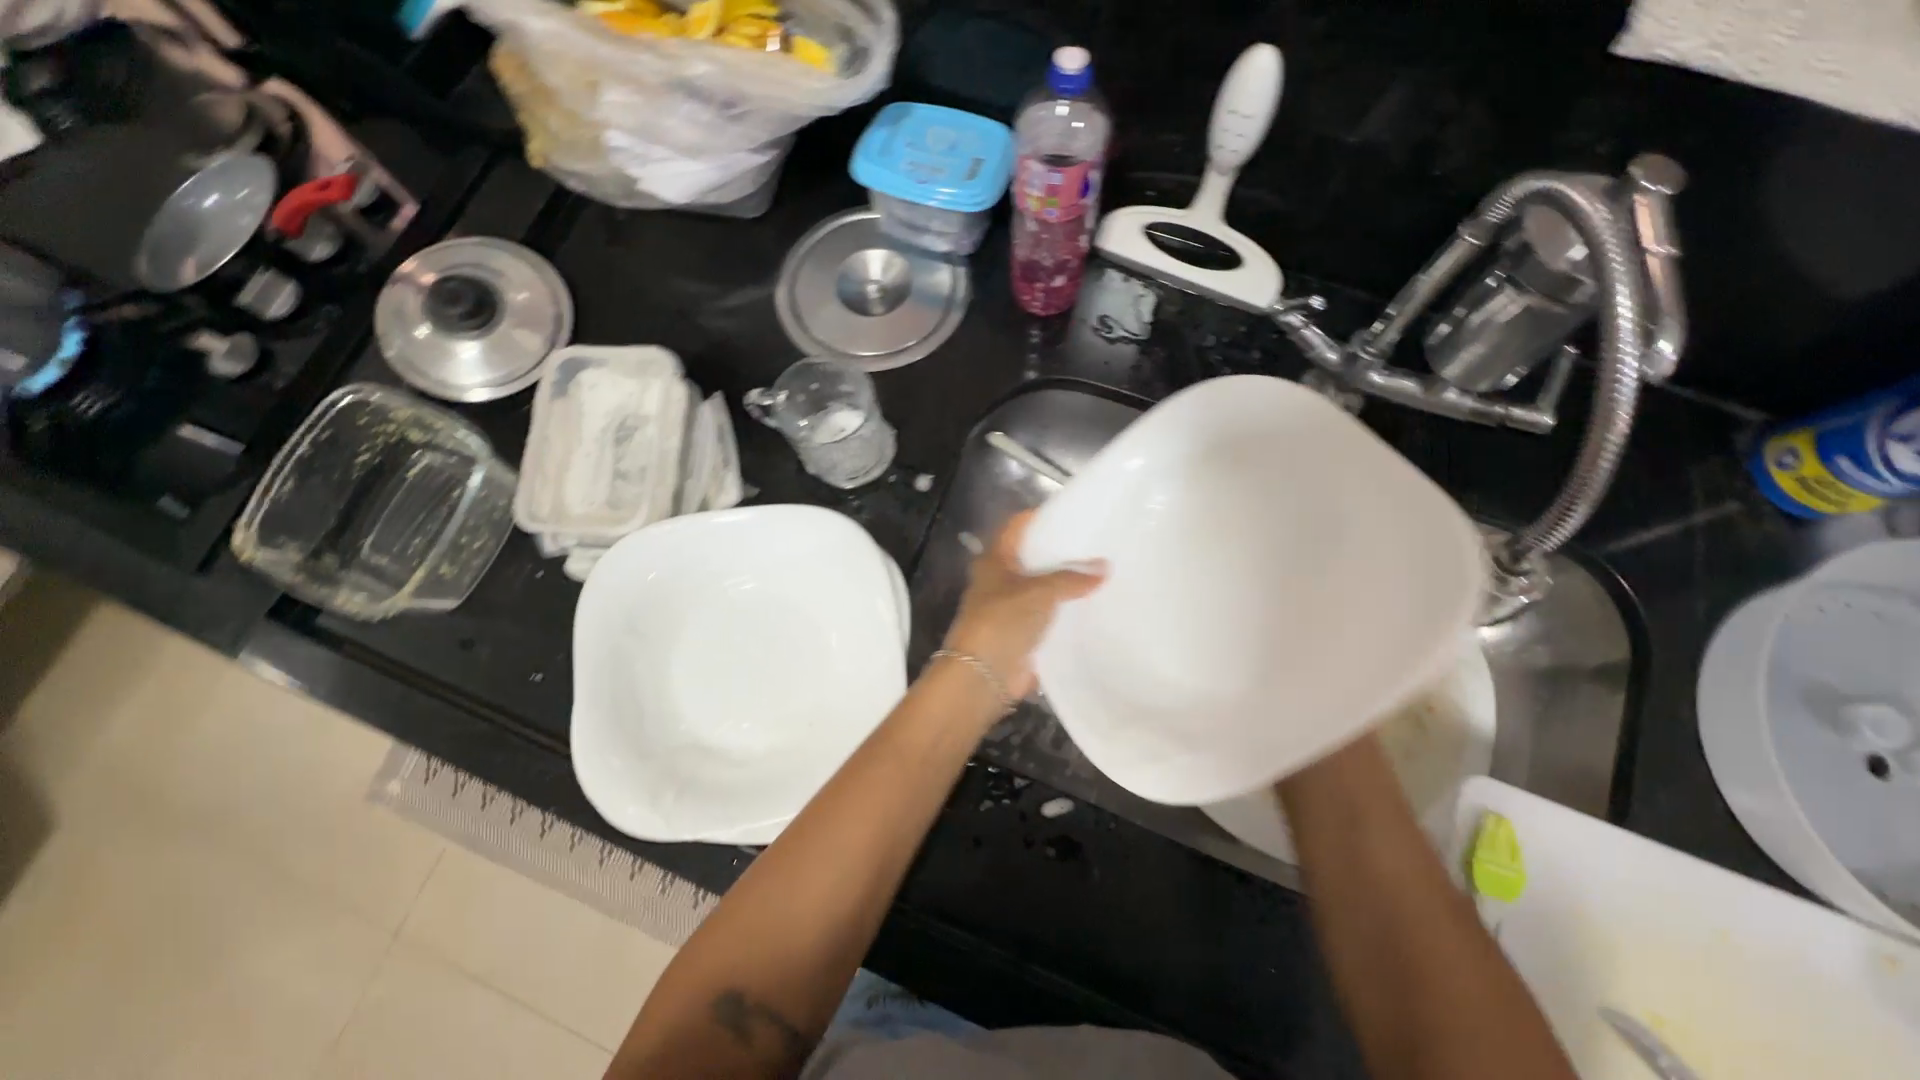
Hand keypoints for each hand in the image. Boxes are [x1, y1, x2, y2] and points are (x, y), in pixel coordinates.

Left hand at [941, 510, 1104, 700]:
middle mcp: (1000, 582)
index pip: (1018, 528)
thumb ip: (1071, 578)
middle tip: (1099, 546)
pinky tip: (1096, 610)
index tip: (1075, 514)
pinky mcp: (1024, 637)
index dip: (1042, 518)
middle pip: (1034, 560)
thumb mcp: (1040, 591)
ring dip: (1068, 588)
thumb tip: (1103, 566)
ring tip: (1105, 575)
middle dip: (1062, 555)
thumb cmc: (1003, 620)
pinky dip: (1068, 616)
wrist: (983, 676)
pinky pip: (1050, 621)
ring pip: (1044, 592)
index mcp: (994, 561)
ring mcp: (1011, 611)